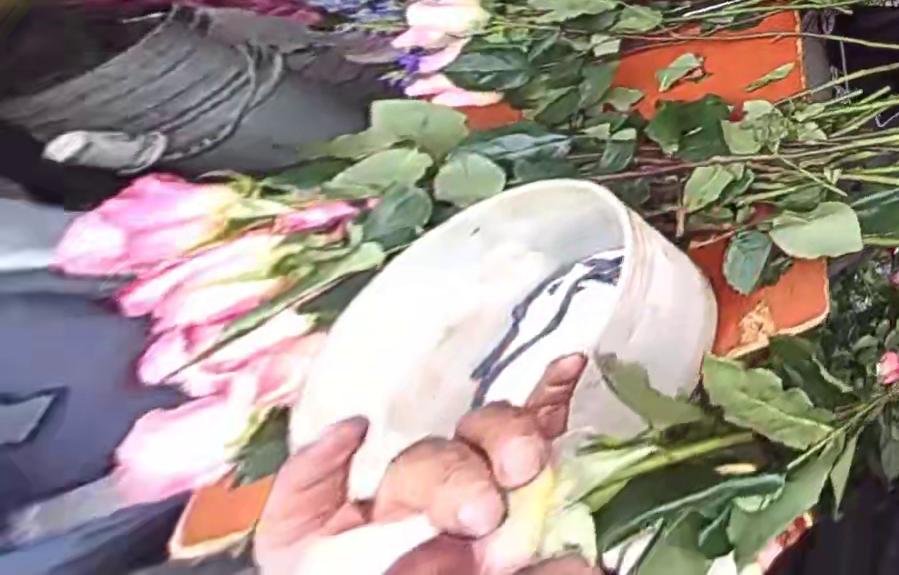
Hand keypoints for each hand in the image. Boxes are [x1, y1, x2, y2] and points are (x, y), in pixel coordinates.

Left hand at [255, 355, 590, 574]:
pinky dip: (556, 388)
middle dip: (455, 479)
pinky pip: (546, 413)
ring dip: (508, 436)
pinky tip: (569, 365)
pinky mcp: (539, 461)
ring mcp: (484, 475)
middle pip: (421, 463)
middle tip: (485, 514)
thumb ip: (420, 572)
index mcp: (351, 554)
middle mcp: (413, 506)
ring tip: (528, 468)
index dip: (321, 467)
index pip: (308, 509)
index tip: (354, 432)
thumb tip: (442, 555)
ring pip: (484, 428)